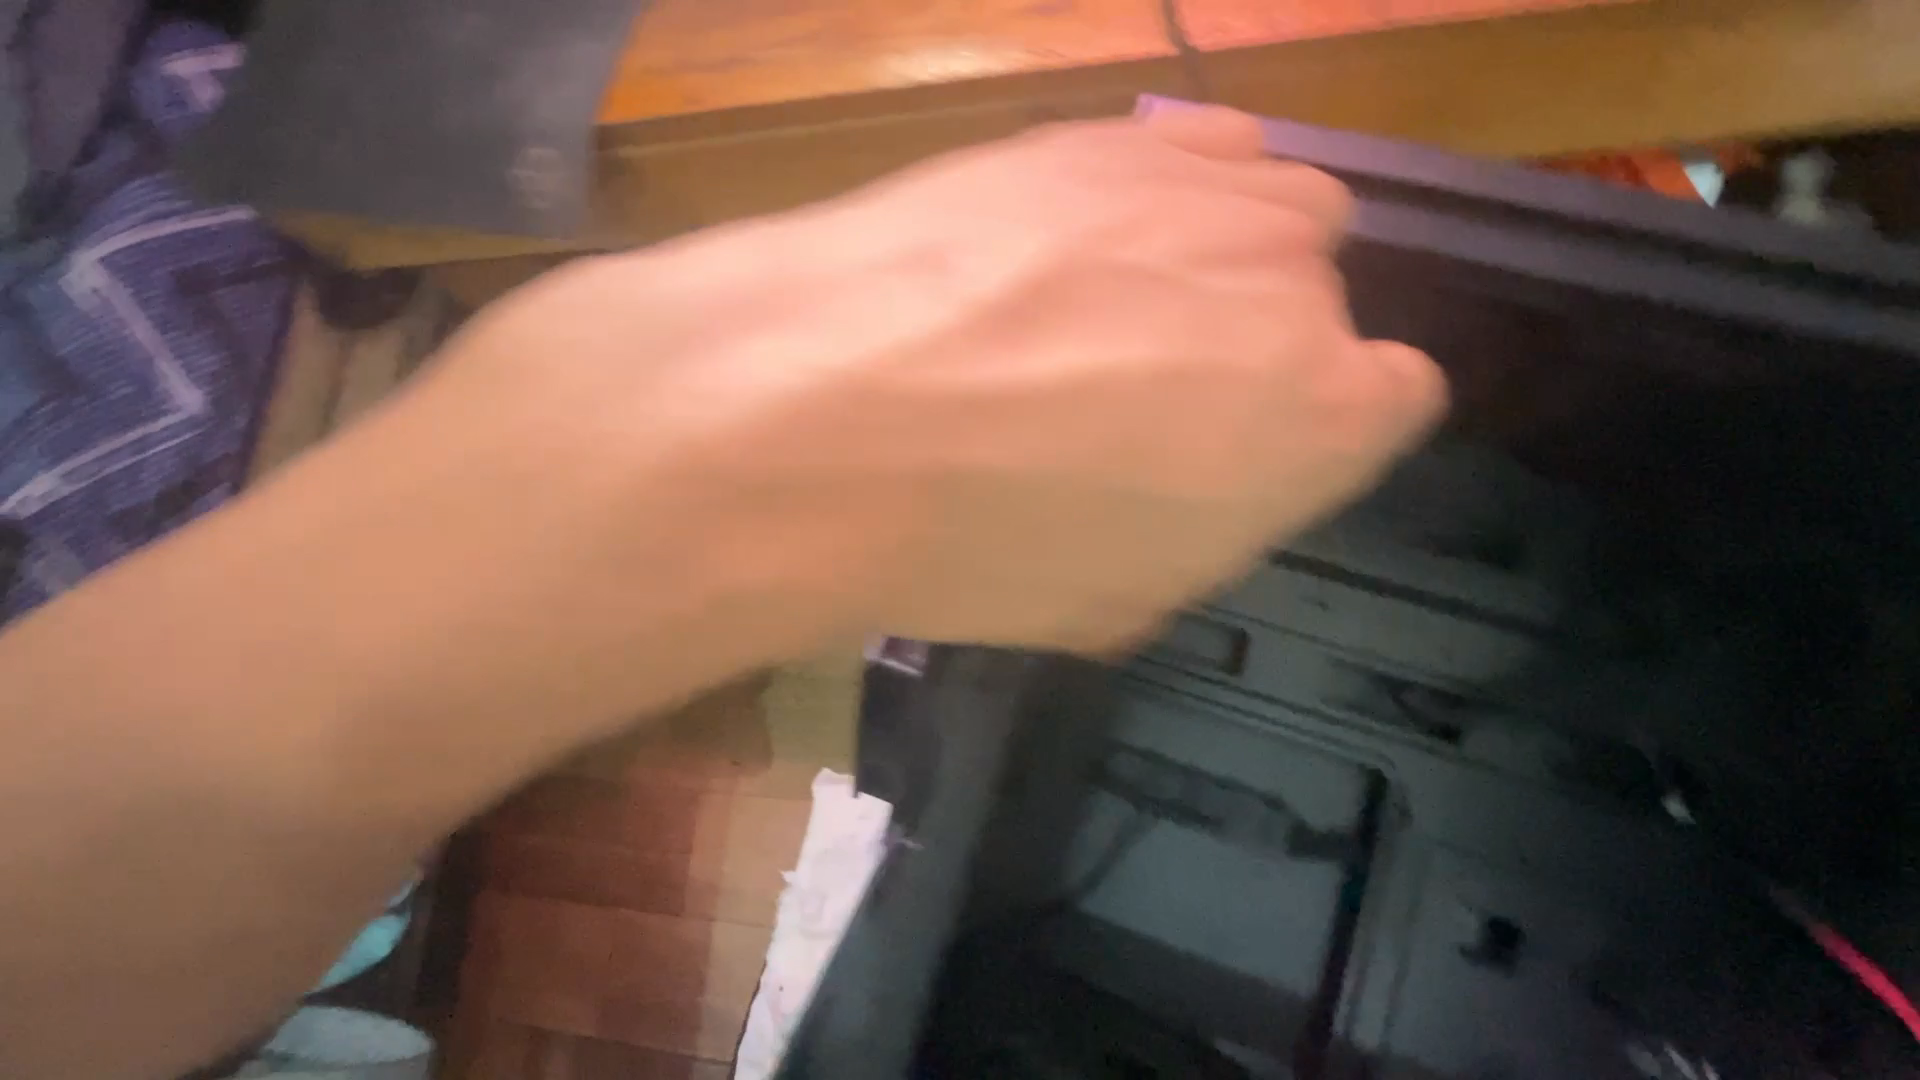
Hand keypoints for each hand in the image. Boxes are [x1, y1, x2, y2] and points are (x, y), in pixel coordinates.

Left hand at [428, 103, 1445, 659]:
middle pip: (1322, 295)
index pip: (1390, 402)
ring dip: (1213, 259)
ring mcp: (1198, 190)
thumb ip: (1195, 532)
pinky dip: (1159, 195)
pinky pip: (1184, 151)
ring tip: (1110, 308)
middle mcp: (1293, 285)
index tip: (1247, 452)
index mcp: (1321, 420)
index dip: (1316, 430)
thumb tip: (1189, 490)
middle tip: (1150, 389)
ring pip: (1266, 209)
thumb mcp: (1108, 601)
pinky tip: (1083, 240)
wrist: (821, 419)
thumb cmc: (974, 546)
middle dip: (1259, 342)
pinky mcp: (1100, 134)